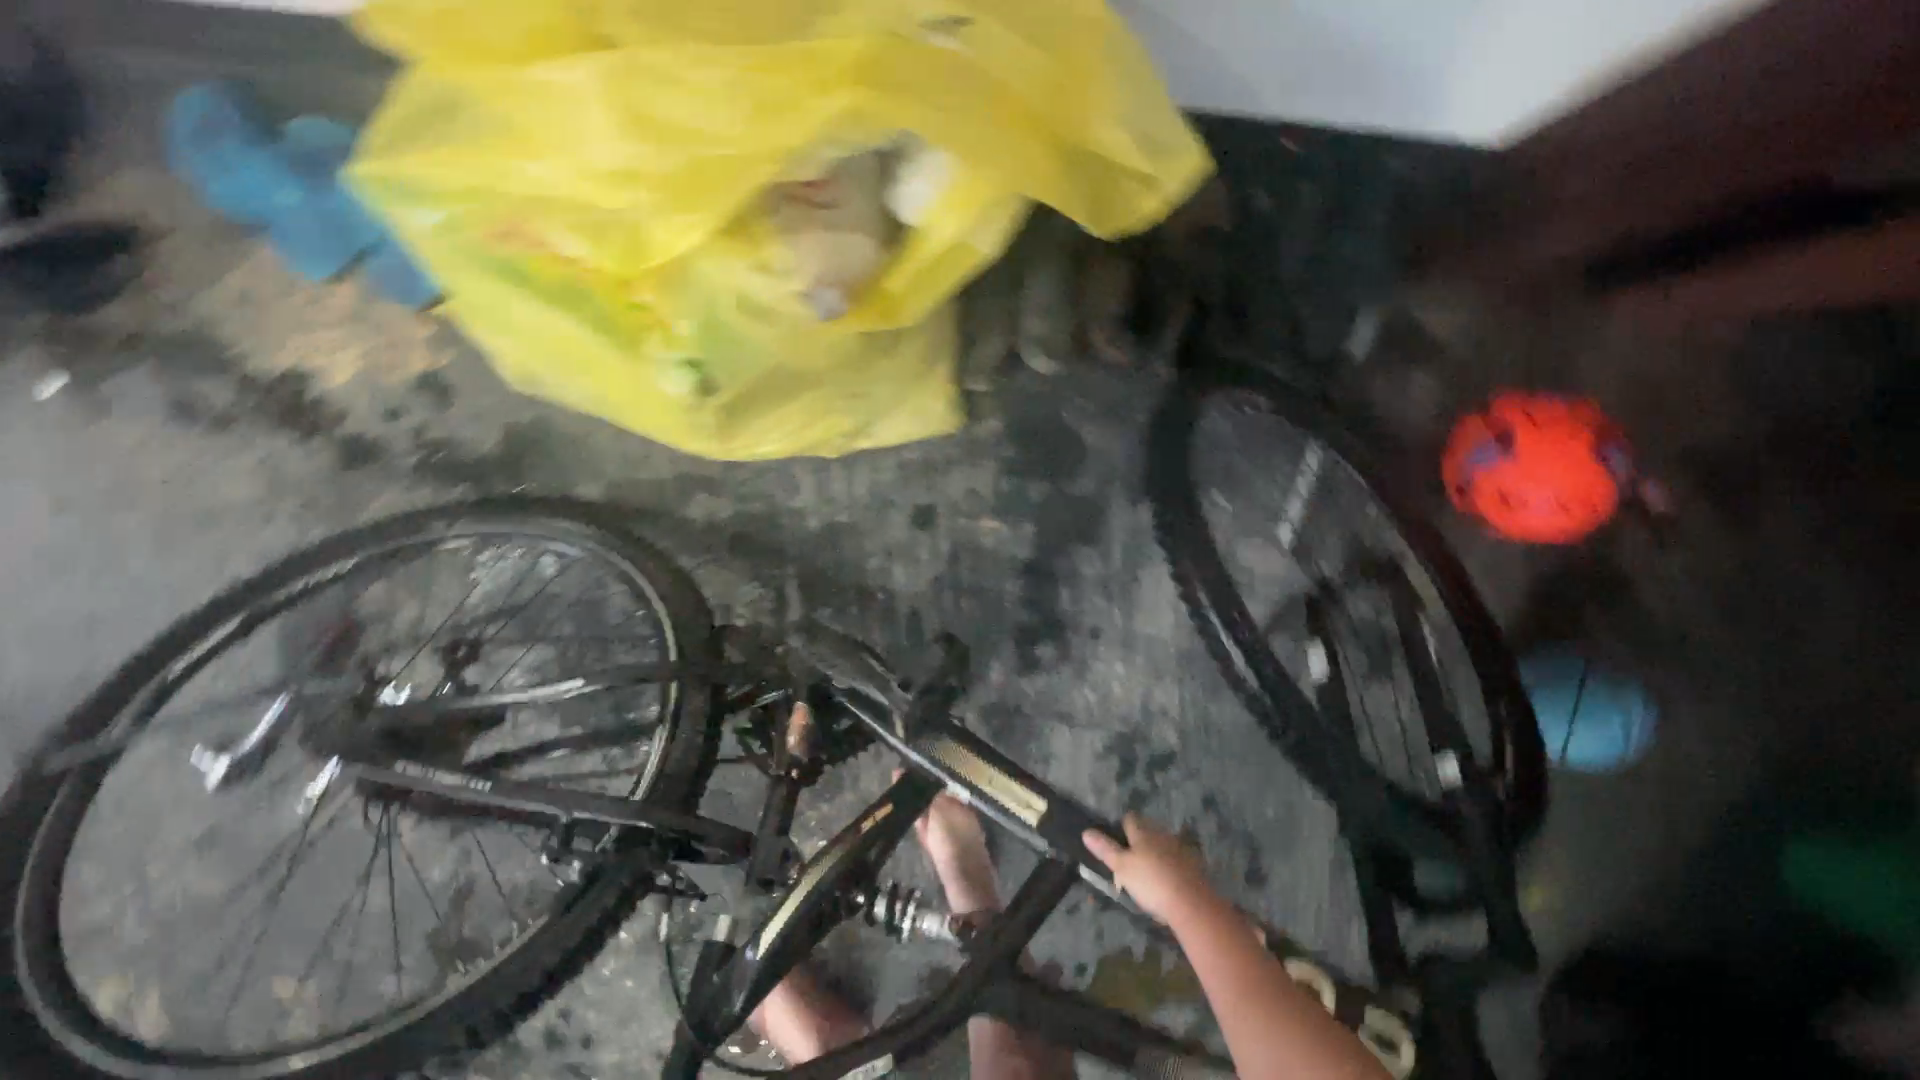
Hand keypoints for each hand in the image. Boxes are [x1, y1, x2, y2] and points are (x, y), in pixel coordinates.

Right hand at [1082, 813, 1211, 924]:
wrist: (1191, 903)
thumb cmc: (1151, 882)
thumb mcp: (1121, 867)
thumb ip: (1105, 849)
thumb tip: (1086, 831)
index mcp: (1143, 833)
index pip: (1129, 818)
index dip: (1121, 826)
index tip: (1114, 839)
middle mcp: (1162, 835)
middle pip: (1147, 830)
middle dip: (1139, 839)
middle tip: (1128, 858)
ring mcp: (1180, 849)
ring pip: (1163, 844)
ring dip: (1155, 852)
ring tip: (1147, 871)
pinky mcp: (1194, 865)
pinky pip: (1177, 859)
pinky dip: (1170, 865)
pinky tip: (1167, 879)